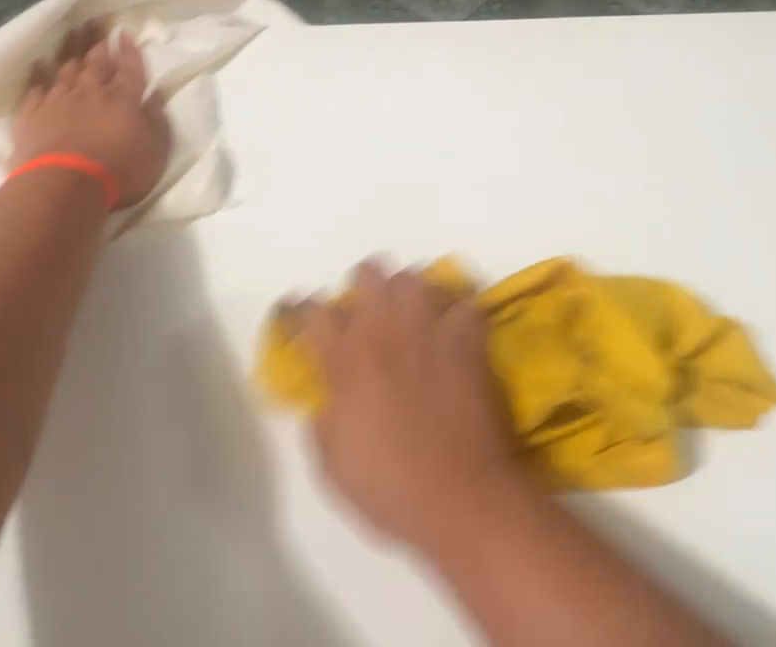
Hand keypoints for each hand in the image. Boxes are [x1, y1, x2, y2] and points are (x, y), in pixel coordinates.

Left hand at [12, 20, 170, 208]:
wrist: (64, 185)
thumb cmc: (119, 170)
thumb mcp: (156, 149)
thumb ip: (156, 119)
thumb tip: (155, 95)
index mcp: (123, 98)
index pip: (129, 67)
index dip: (128, 50)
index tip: (124, 33)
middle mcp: (91, 92)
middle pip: (95, 61)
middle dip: (97, 40)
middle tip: (95, 20)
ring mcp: (58, 101)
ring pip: (65, 67)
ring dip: (70, 48)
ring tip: (72, 31)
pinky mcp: (32, 116)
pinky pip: (35, 88)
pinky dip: (38, 74)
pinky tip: (40, 62)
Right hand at [297, 262, 529, 551]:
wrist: (460, 497)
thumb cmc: (389, 489)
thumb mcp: (332, 466)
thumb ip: (323, 422)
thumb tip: (327, 399)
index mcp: (345, 363)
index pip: (315, 314)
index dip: (307, 308)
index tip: (307, 312)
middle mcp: (384, 334)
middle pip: (368, 277)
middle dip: (361, 281)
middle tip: (363, 300)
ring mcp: (429, 333)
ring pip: (413, 279)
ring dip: (406, 287)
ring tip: (407, 306)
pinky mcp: (468, 342)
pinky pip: (464, 305)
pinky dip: (457, 311)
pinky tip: (453, 327)